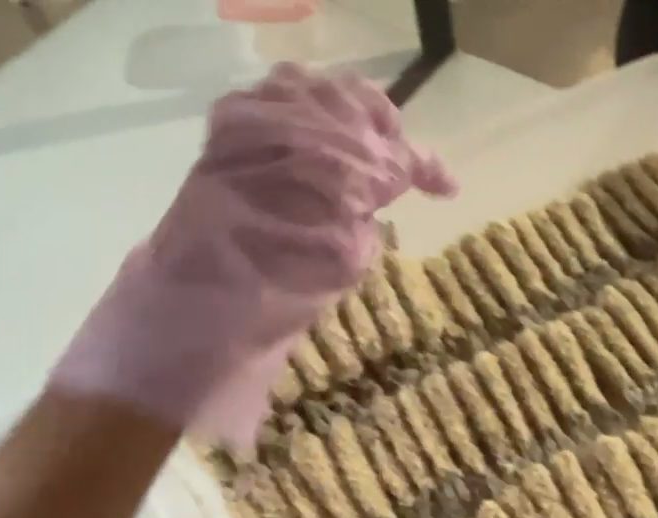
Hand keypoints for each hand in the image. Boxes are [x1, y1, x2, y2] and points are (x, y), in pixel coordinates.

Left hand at [51, 62, 456, 444]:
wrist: (209, 287)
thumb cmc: (289, 282)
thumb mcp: (351, 258)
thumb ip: (370, 222)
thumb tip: (368, 204)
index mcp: (351, 164)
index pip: (402, 155)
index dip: (429, 170)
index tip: (448, 189)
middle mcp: (312, 123)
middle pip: (361, 103)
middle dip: (384, 128)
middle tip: (396, 157)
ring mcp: (265, 112)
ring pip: (319, 89)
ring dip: (341, 113)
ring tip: (351, 143)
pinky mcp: (230, 120)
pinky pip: (275, 97)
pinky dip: (298, 114)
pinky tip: (304, 142)